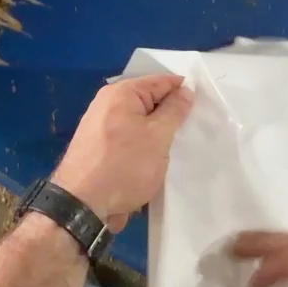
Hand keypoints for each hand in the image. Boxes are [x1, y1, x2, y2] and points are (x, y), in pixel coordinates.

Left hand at [52, 74, 193, 230]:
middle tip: (197, 127)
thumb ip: (174, 110)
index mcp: (121, 93)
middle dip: (171, 113)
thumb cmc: (124, 166)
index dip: (184, 91)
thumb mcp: (157, 136)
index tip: (205, 105)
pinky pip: (130, 138)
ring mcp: (101, 126)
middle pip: (150, 101)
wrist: (83, 205)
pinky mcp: (101, 148)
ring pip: (140, 122)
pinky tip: (158, 159)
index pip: (161, 81)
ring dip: (158, 133)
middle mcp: (108, 104)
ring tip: (181, 145)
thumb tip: (185, 90)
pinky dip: (145, 145)